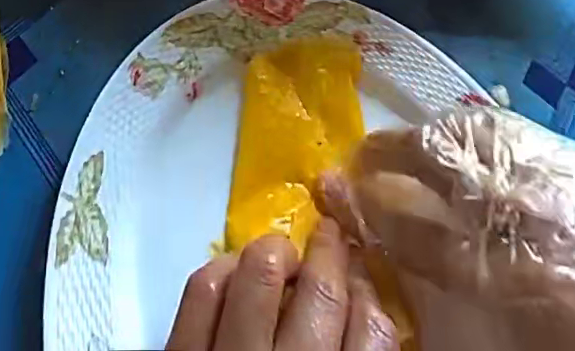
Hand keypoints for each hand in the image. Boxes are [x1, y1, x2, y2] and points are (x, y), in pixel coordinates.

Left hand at [165, 218, 396, 350]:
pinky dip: (223, 266)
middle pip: (319, 298)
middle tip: (334, 238)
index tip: (365, 281)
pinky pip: (202, 289)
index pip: (372, 336)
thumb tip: (370, 320)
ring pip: (257, 277)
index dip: (371, 296)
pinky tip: (236, 271)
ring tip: (286, 258)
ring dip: (277, 254)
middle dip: (331, 257)